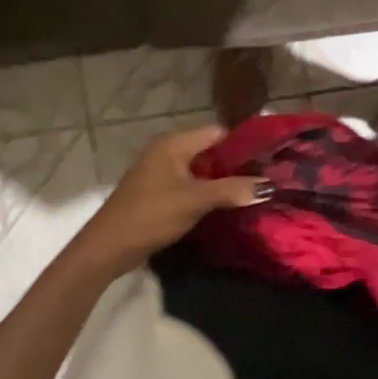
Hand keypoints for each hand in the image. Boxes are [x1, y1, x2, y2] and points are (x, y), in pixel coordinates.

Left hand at [69, 126, 268, 268]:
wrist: (109, 246)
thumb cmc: (152, 215)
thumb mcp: (195, 201)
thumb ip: (232, 190)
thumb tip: (268, 186)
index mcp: (174, 143)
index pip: (217, 132)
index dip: (243, 144)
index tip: (268, 160)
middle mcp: (167, 151)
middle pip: (209, 150)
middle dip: (235, 165)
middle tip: (264, 180)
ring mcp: (160, 172)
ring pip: (200, 169)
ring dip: (221, 181)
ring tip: (250, 193)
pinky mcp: (157, 192)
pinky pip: (189, 184)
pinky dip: (206, 192)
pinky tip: (224, 206)